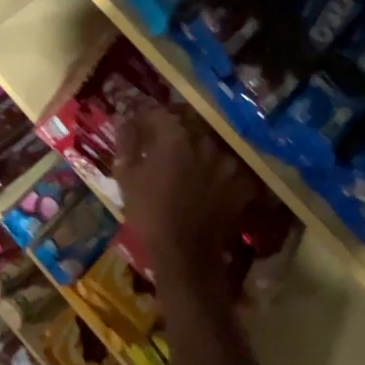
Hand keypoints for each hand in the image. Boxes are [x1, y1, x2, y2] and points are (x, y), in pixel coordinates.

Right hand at [116, 107, 258, 290]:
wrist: (185, 253)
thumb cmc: (148, 213)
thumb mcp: (126, 177)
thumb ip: (127, 142)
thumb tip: (123, 119)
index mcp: (174, 136)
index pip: (158, 112)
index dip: (145, 117)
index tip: (137, 125)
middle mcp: (204, 141)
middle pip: (187, 122)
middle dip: (172, 128)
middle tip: (160, 143)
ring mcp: (226, 161)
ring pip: (207, 144)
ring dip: (195, 149)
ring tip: (183, 166)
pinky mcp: (241, 182)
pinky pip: (224, 167)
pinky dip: (213, 171)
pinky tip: (204, 183)